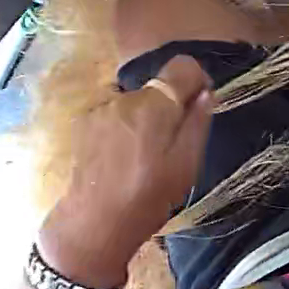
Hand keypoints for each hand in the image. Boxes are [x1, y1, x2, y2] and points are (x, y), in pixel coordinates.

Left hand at [41, 55, 214, 286]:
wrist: (94, 222)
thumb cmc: (148, 197)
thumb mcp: (186, 165)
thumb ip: (197, 123)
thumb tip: (205, 92)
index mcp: (155, 104)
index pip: (182, 66)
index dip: (194, 81)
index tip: (195, 106)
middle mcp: (125, 97)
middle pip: (156, 88)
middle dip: (165, 109)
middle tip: (167, 147)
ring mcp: (100, 108)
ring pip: (133, 103)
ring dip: (141, 119)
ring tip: (139, 157)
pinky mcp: (82, 122)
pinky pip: (112, 115)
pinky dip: (120, 128)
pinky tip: (118, 158)